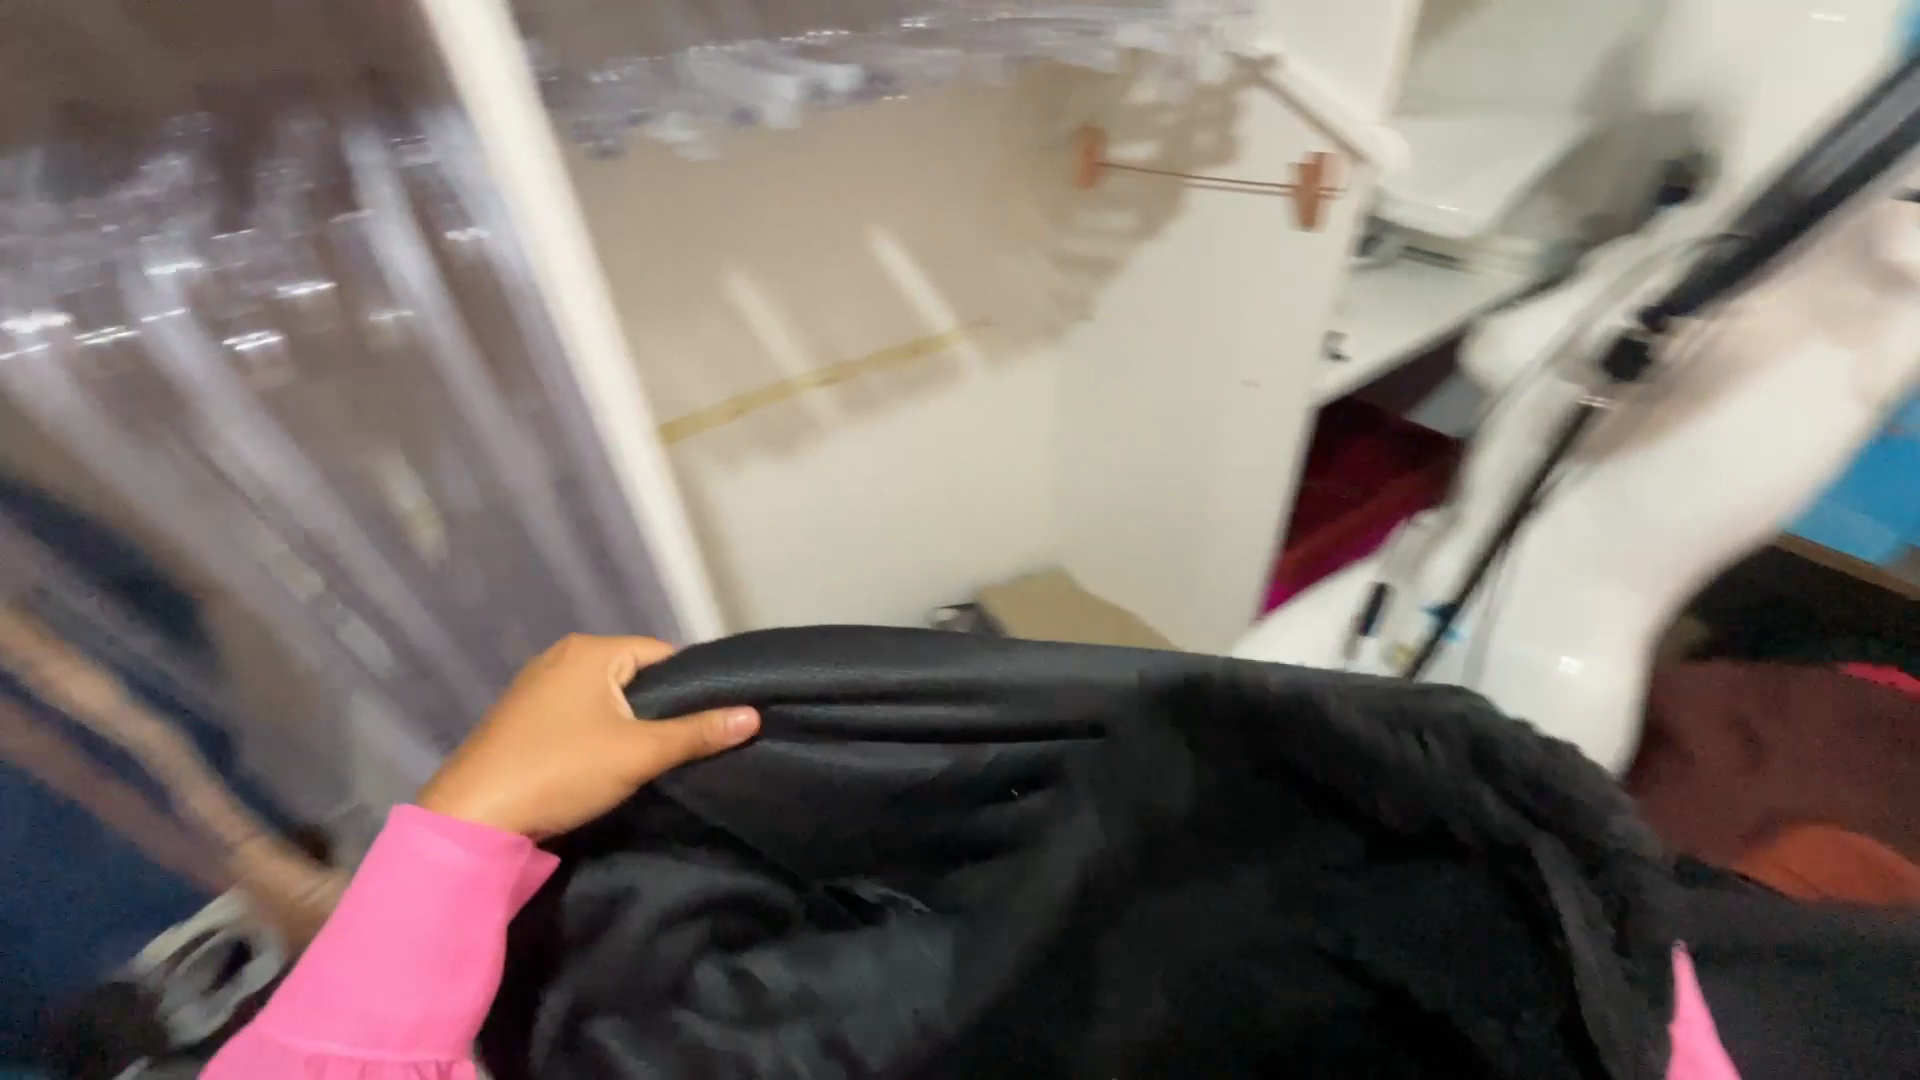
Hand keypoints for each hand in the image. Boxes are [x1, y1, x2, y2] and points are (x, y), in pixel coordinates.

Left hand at [418, 635, 758, 837]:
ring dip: (626, 721)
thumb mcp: (640, 753)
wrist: (469, 821)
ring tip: (645, 754)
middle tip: (679, 743)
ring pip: (605, 695)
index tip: (706, 721)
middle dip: (657, 706)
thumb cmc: (561, 771)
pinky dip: (596, 729)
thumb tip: (754, 716)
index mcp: (591, 650)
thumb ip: (698, 732)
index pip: (663, 655)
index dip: (690, 687)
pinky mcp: (520, 717)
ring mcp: (535, 686)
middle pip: (634, 675)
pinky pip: (577, 711)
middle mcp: (562, 656)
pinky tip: (601, 760)